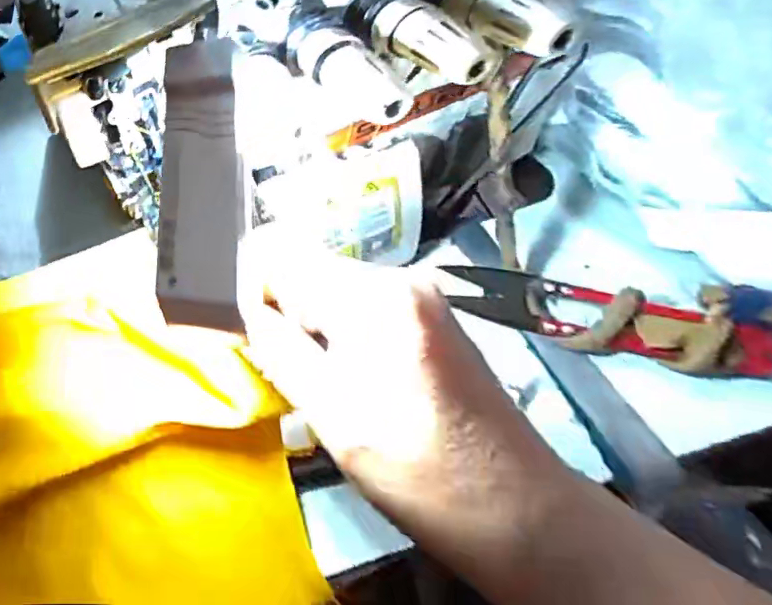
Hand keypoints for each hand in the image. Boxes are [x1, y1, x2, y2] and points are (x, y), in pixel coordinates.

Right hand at [241, 249, 579, 579]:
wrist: (528, 519)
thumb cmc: (422, 472)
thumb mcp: (329, 413)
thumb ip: (276, 344)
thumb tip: (242, 302)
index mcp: (372, 295)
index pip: (273, 253)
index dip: (248, 289)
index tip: (254, 335)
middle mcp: (395, 276)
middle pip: (299, 263)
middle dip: (279, 307)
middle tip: (288, 365)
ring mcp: (415, 291)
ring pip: (321, 282)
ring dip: (305, 321)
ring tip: (320, 376)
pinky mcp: (423, 311)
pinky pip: (350, 300)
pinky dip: (332, 329)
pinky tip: (348, 374)